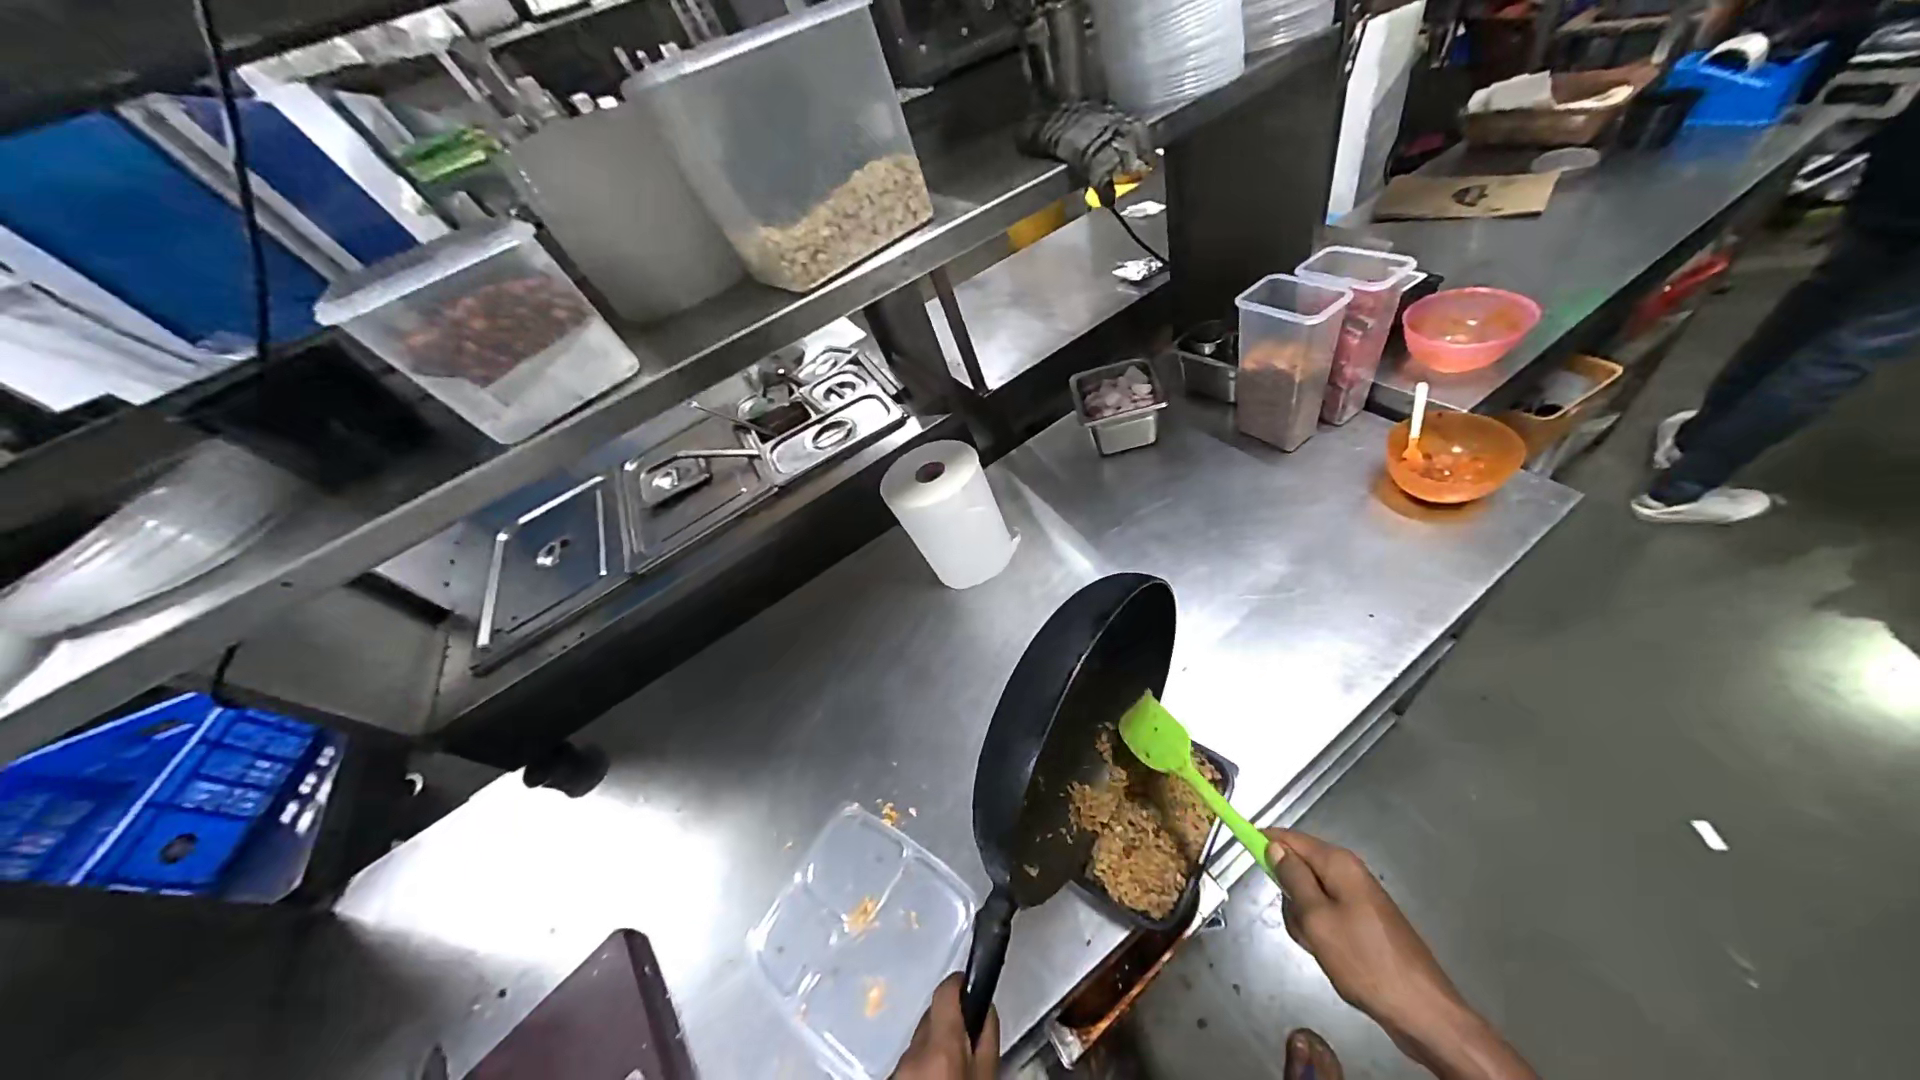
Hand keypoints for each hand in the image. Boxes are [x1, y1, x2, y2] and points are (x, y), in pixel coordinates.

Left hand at [892, 973, 998, 1079]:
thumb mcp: (987, 1074)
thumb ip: (988, 1036)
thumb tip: (985, 1006)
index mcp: (941, 1044)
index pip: (944, 992)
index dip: (957, 983)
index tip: (968, 983)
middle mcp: (914, 1049)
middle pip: (931, 1017)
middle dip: (948, 1021)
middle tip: (967, 1037)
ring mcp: (897, 1065)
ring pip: (920, 1038)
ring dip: (934, 1044)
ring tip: (952, 1064)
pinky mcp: (890, 1076)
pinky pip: (910, 1057)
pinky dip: (923, 1061)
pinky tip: (935, 1076)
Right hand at [1266, 828, 1536, 1079]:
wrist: (1421, 1011)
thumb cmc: (1364, 961)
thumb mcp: (1317, 918)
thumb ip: (1292, 879)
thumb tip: (1274, 847)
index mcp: (1338, 864)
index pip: (1289, 837)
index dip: (1262, 841)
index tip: (1241, 850)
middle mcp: (1349, 873)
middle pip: (1299, 867)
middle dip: (1288, 893)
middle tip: (1298, 922)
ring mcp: (1359, 898)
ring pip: (1310, 895)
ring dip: (1303, 918)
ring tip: (1317, 945)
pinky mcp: (1364, 921)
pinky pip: (1326, 914)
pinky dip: (1319, 931)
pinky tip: (1329, 954)